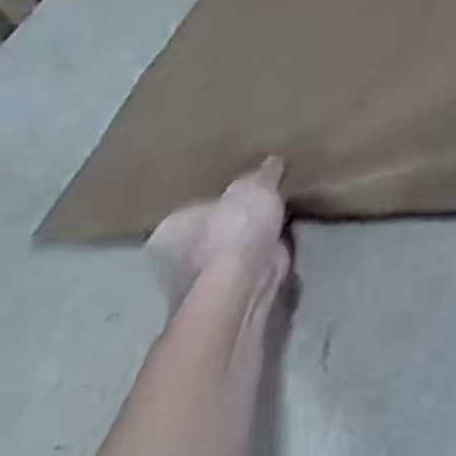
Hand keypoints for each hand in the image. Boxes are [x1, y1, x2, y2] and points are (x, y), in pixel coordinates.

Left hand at [143, 157, 289, 305]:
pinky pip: (251, 262)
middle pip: (215, 228)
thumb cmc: (234, 229)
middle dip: (240, 218)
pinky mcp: (228, 293)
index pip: (198, 207)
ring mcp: (201, 279)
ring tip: (284, 217)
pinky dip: (267, 252)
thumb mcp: (254, 186)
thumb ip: (263, 173)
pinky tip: (285, 239)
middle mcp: (176, 256)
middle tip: (270, 201)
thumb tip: (271, 162)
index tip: (252, 188)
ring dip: (255, 237)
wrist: (241, 284)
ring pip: (233, 248)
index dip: (226, 197)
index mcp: (170, 228)